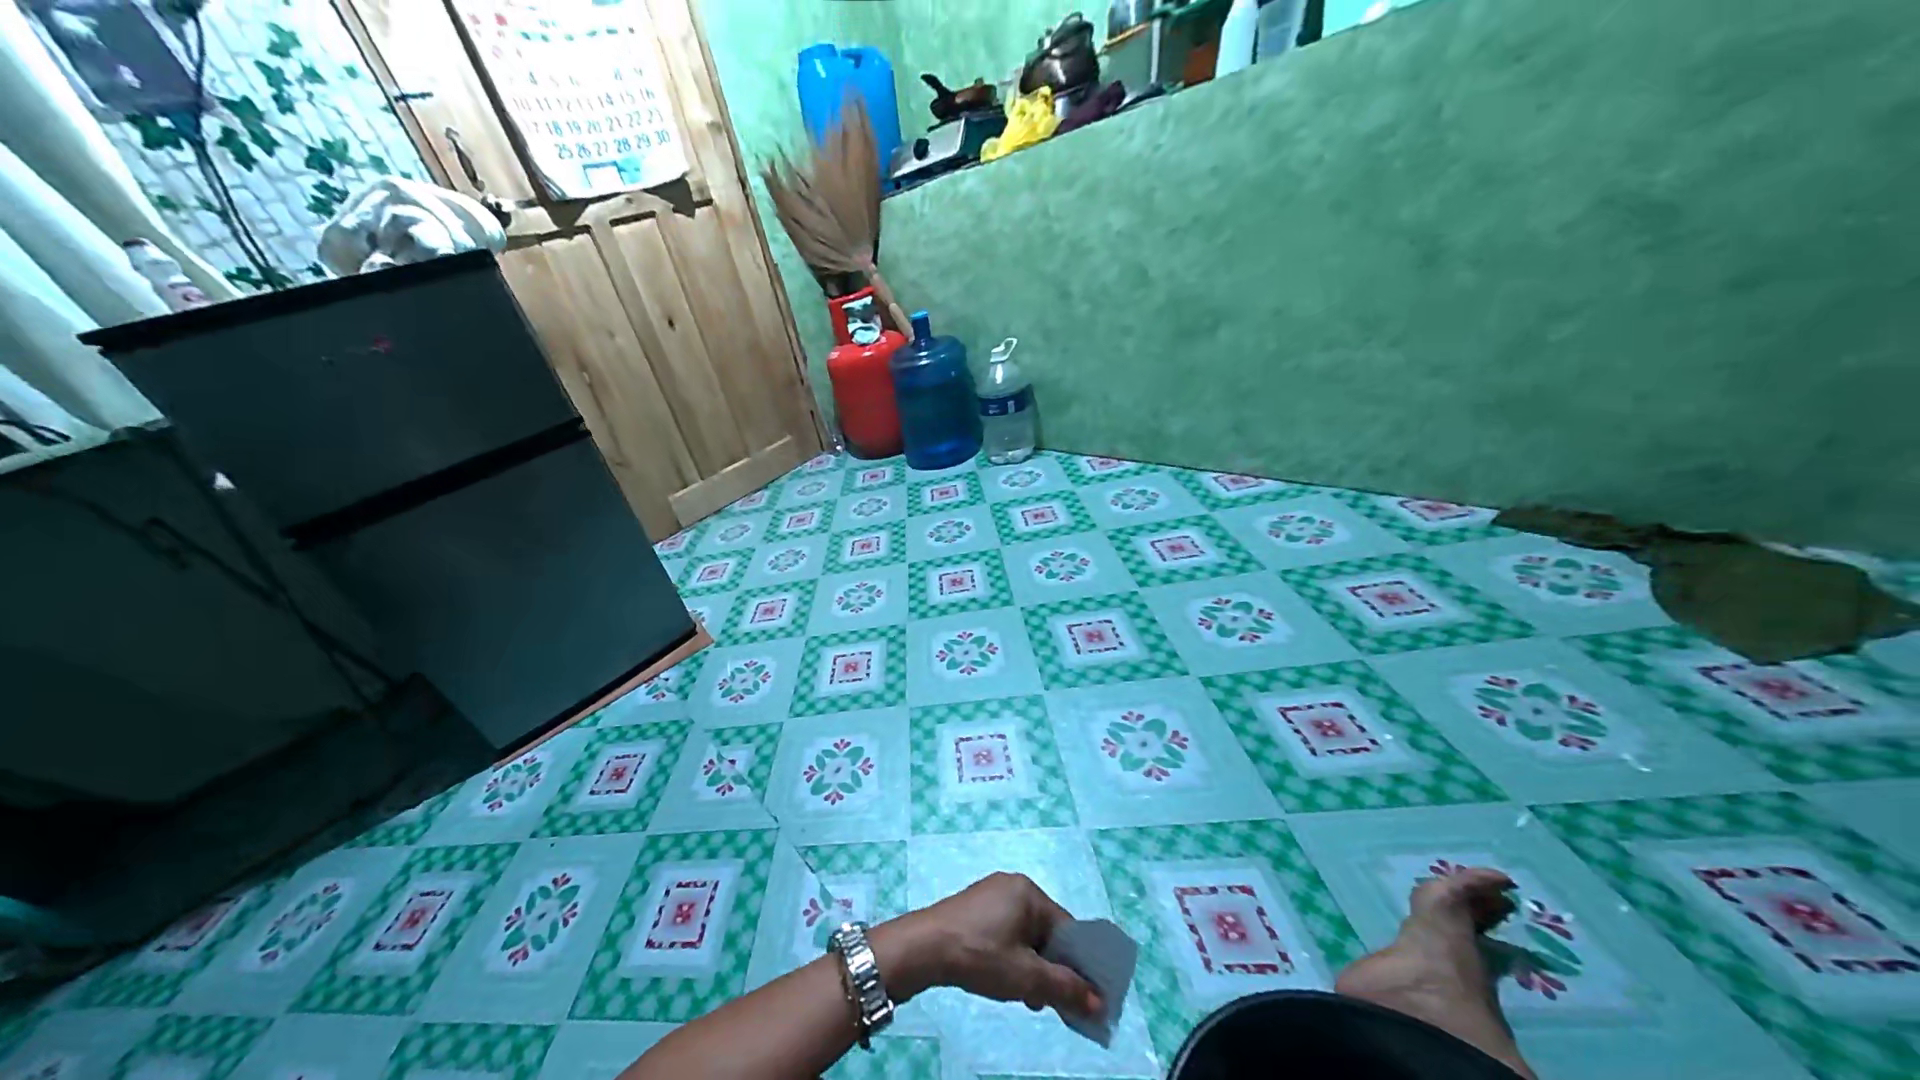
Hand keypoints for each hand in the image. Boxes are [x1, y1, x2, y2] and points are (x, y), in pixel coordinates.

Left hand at [871, 872, 1100, 1016]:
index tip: (1084, 994)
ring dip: (1032, 967)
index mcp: (1029, 892)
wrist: (922, 948)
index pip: (1068, 928)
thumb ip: (1065, 988)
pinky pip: (1006, 931)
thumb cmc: (980, 955)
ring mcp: (990, 895)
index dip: (1080, 963)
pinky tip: (1005, 980)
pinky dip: (1012, 956)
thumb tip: (1099, 1002)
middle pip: (1046, 931)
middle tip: (1051, 1000)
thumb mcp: (1027, 976)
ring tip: (1028, 997)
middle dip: (1052, 968)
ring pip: (1026, 935)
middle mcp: (1013, 886)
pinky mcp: (974, 908)